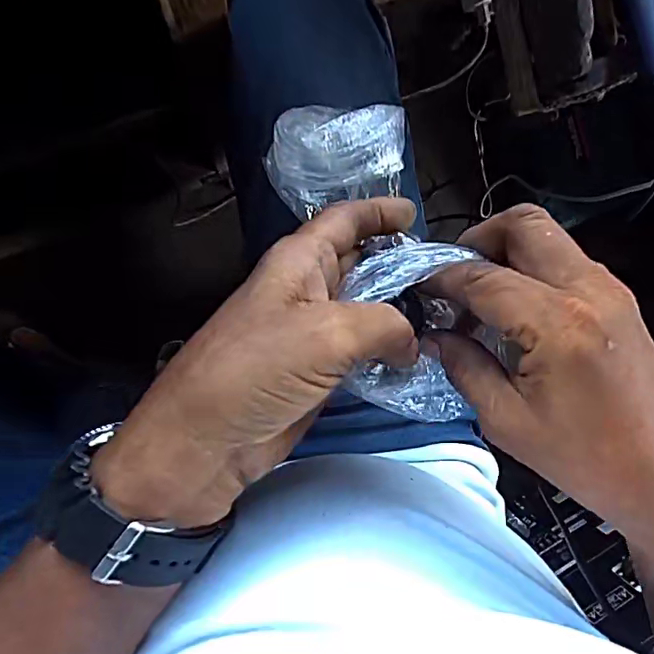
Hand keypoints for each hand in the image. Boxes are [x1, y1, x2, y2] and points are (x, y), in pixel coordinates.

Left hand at [90, 198, 419, 525]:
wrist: (208, 441)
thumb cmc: (257, 370)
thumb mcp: (330, 333)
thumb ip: (386, 326)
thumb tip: (413, 344)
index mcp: (300, 263)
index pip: (345, 220)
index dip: (379, 211)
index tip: (415, 215)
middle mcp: (308, 291)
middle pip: (362, 263)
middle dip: (402, 263)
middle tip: (445, 276)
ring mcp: (314, 334)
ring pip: (367, 310)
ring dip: (402, 311)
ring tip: (443, 315)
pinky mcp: (319, 372)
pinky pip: (364, 351)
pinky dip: (391, 351)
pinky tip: (419, 357)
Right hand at [426, 205, 653, 536]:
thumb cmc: (588, 459)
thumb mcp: (509, 421)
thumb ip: (466, 367)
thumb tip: (438, 337)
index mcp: (558, 322)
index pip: (484, 277)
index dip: (443, 278)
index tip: (420, 286)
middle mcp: (590, 291)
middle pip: (524, 224)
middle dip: (479, 240)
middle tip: (454, 279)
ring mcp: (613, 293)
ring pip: (551, 239)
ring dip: (510, 256)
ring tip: (484, 302)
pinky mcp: (624, 304)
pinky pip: (571, 265)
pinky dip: (538, 273)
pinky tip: (520, 315)